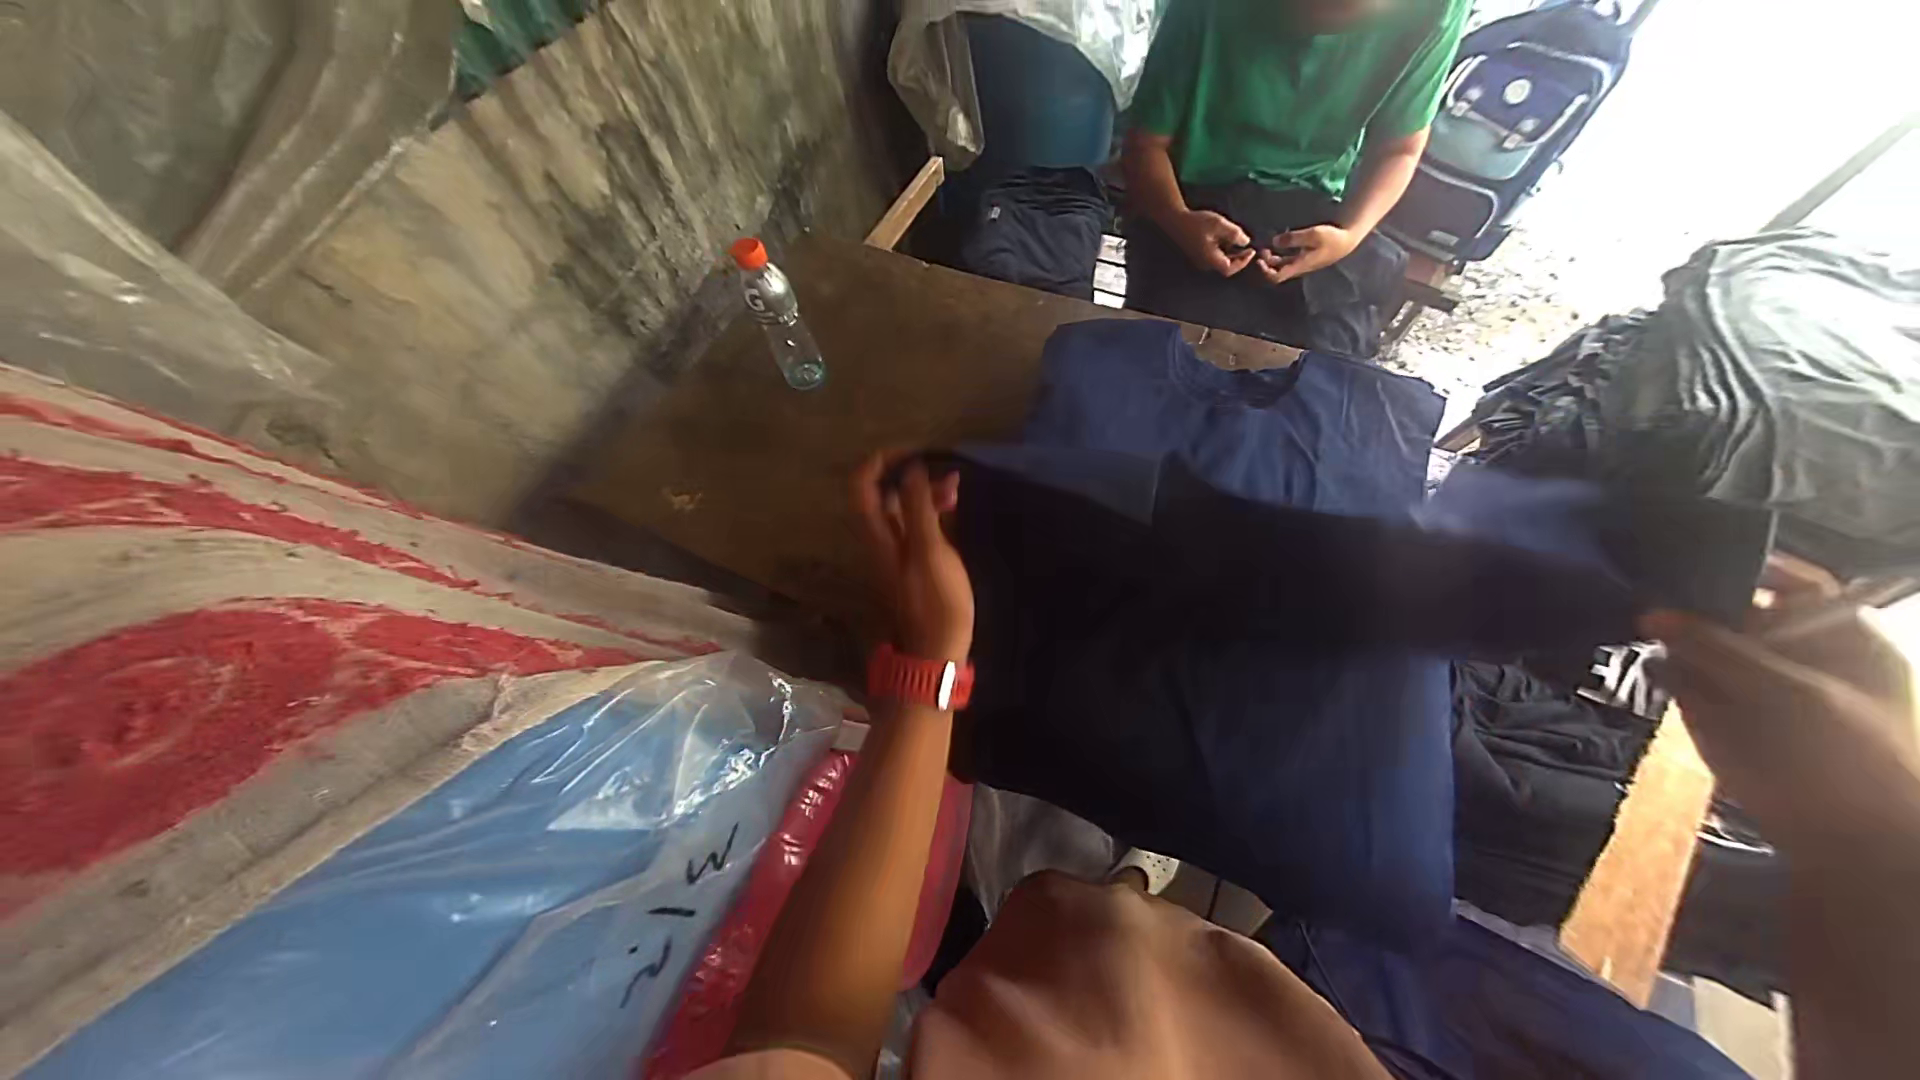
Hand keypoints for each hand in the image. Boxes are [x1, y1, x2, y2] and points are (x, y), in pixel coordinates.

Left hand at [852, 450, 973, 662]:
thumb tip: (911, 469)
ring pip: (902, 508)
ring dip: (924, 492)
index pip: (861, 485)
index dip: (880, 461)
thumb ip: (919, 508)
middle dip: (910, 475)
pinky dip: (930, 511)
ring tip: (956, 488)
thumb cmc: (936, 600)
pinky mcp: (913, 560)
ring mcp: (896, 549)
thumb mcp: (930, 550)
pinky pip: (915, 524)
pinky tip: (952, 507)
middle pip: (883, 494)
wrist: (938, 647)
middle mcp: (880, 538)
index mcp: (877, 534)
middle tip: (945, 472)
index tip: (913, 452)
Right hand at [1163, 209, 1255, 276]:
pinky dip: (1224, 251)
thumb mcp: (1219, 224)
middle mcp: (1205, 264)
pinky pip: (1214, 257)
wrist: (1176, 221)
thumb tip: (1246, 241)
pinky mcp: (1198, 255)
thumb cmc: (1197, 222)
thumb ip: (1234, 234)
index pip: (1229, 269)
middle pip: (1225, 267)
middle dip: (1238, 258)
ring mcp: (1200, 260)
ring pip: (1220, 262)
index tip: (1251, 251)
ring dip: (1231, 254)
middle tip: (1248, 246)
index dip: (1242, 262)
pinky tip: (1226, 240)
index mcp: (1210, 259)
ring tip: (1239, 241)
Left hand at [1252, 224, 1360, 284]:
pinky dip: (1279, 254)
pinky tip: (1278, 244)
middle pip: (1276, 272)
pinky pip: (1287, 260)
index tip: (1259, 260)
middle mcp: (1297, 268)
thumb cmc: (1331, 238)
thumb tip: (1274, 241)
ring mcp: (1300, 264)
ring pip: (1281, 266)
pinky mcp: (1304, 259)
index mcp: (1298, 266)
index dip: (1265, 271)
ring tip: (1266, 248)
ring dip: (1272, 259)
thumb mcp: (1312, 235)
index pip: (1276, 277)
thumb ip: (1293, 238)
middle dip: (1266, 264)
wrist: (1346, 241)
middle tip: (1261, 251)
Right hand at [1641, 556, 1916, 838]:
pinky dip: (1655, 661)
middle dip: (1685, 594)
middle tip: (1636, 575)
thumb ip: (1717, 648)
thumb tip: (1650, 614)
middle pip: (1728, 604)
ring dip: (1662, 628)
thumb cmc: (1849, 753)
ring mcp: (1745, 676)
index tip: (1682, 550)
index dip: (1742, 563)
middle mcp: (1786, 646)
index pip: (1785, 579)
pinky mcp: (1709, 702)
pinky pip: (1674, 669)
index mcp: (1834, 633)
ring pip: (1693, 636)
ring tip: (1622, 607)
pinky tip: (1632, 646)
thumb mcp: (1791, 693)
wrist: (1849, 832)